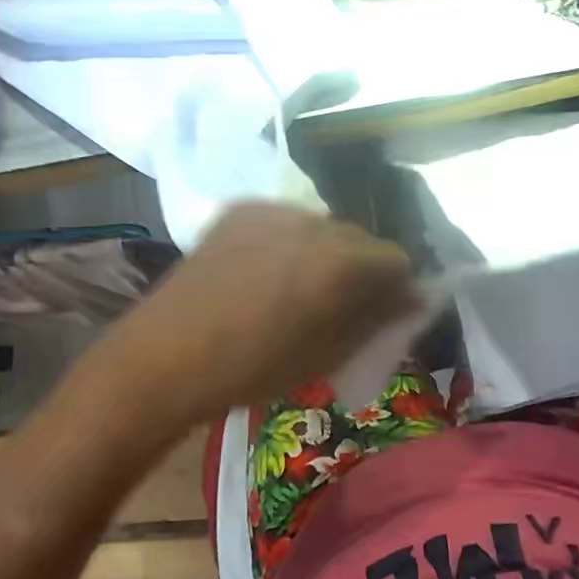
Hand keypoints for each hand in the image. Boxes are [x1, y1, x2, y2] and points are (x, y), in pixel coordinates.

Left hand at [87, 203, 417, 430]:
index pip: (396, 260)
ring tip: (294, 288)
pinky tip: (263, 272)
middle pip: (360, 239)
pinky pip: (284, 221)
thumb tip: (414, 296)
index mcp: (340, 262)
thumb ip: (376, 319)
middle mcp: (312, 223)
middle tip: (336, 306)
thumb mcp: (326, 355)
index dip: (394, 288)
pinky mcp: (239, 210)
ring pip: (322, 227)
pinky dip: (288, 242)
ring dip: (323, 253)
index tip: (379, 314)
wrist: (164, 356)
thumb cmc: (252, 369)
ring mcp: (272, 211)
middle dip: (360, 269)